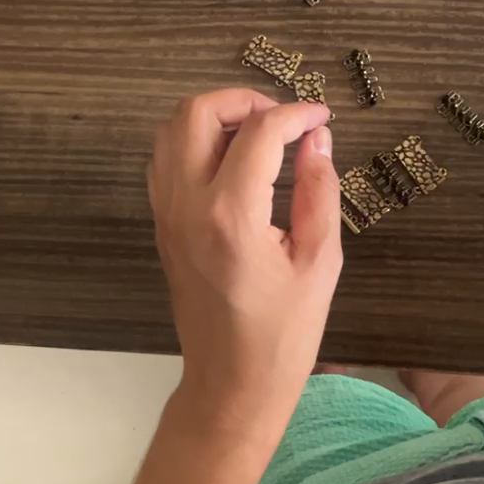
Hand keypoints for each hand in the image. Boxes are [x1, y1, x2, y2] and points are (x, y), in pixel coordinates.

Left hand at [146, 89, 341, 430]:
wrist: (230, 383)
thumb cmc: (283, 334)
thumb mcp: (319, 261)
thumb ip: (320, 190)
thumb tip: (318, 140)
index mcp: (232, 216)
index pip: (260, 132)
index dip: (297, 113)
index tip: (322, 117)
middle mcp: (187, 205)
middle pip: (197, 112)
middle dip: (244, 99)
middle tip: (284, 119)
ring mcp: (166, 214)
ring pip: (171, 130)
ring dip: (215, 116)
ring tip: (259, 135)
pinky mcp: (161, 224)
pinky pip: (165, 160)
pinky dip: (194, 142)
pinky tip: (231, 162)